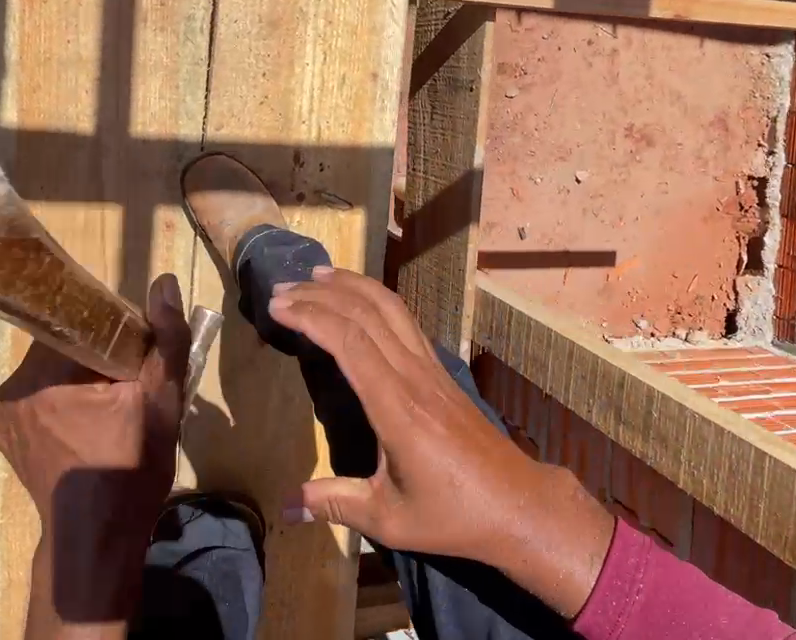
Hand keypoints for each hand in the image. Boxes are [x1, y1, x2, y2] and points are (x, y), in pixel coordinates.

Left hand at [0, 273, 190, 634]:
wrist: (96, 542)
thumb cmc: (130, 469)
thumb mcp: (161, 400)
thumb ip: (166, 339)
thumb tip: (164, 282)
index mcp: (43, 373)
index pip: (79, 319)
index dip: (113, 327)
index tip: (136, 351)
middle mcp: (12, 387)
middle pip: (64, 343)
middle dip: (98, 354)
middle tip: (128, 381)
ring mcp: (2, 413)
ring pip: (52, 368)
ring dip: (81, 375)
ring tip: (110, 404)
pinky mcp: (4, 434)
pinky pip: (39, 395)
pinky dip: (63, 398)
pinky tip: (87, 422)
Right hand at [269, 268, 614, 618]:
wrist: (517, 503)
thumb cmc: (453, 515)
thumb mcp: (390, 520)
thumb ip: (335, 505)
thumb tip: (286, 508)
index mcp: (396, 407)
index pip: (349, 342)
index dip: (311, 317)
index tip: (278, 307)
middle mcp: (413, 375)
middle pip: (365, 314)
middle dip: (320, 294)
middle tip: (281, 289)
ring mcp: (430, 367)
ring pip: (389, 307)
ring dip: (351, 285)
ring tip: (317, 274)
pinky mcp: (439, 370)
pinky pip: (404, 319)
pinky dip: (375, 298)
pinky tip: (358, 298)